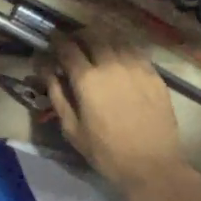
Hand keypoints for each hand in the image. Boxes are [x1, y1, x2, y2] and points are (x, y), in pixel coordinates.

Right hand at [41, 33, 190, 196]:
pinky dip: (123, 47)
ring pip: (116, 39)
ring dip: (102, 38)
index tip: (52, 38)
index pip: (67, 48)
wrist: (151, 165)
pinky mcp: (154, 74)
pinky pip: (136, 51)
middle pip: (92, 36)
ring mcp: (136, 67)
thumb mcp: (71, 128)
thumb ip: (57, 94)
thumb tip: (45, 69)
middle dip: (79, 35)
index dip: (57, 40)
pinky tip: (120, 56)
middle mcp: (111, 65)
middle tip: (74, 40)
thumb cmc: (106, 152)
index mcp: (87, 79)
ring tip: (96, 44)